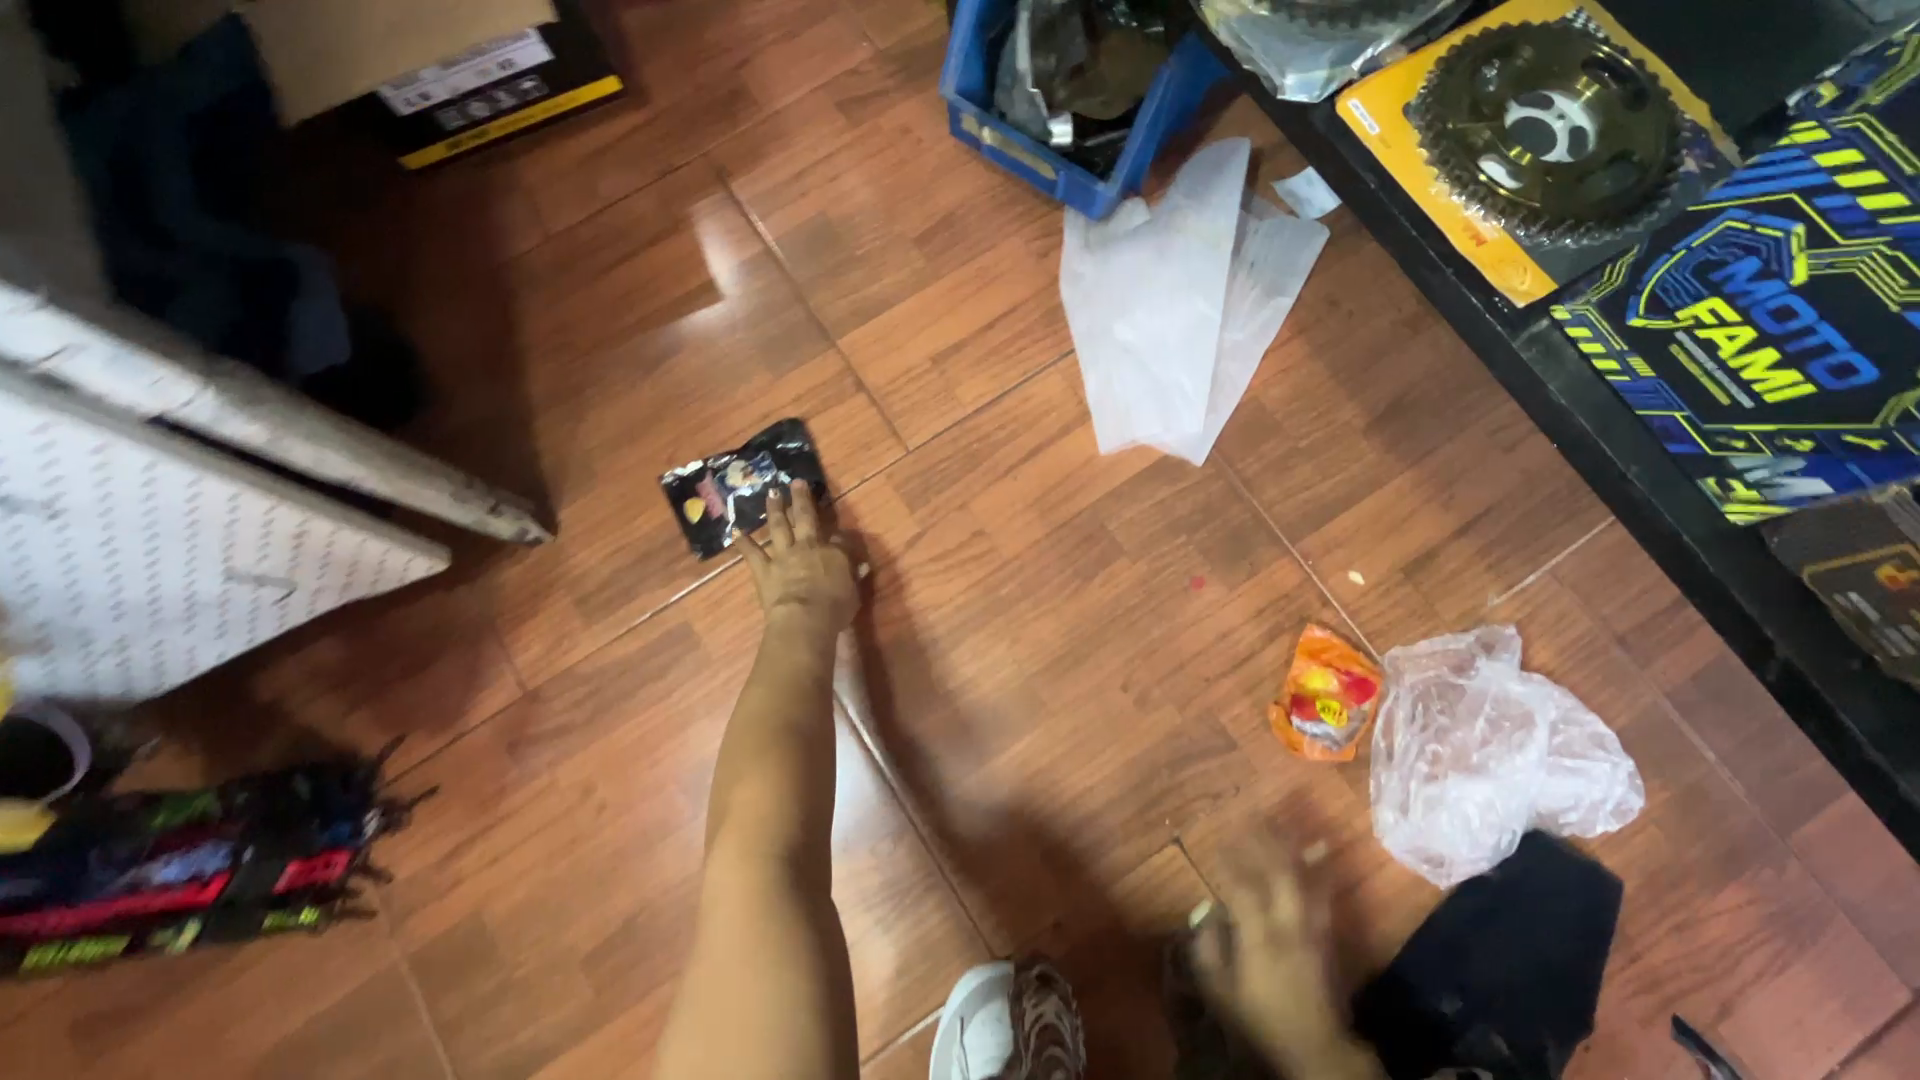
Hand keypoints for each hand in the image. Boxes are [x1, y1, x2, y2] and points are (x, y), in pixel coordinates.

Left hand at [734, 480, 860, 632]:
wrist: (804, 619)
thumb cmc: (835, 609)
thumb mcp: (854, 594)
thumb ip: (854, 577)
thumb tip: (862, 566)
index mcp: (833, 553)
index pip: (840, 539)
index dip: (841, 536)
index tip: (842, 535)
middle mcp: (807, 547)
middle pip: (805, 517)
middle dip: (802, 499)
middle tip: (796, 481)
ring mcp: (783, 556)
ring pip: (779, 527)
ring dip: (775, 509)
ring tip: (772, 493)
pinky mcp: (764, 570)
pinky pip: (752, 553)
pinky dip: (743, 542)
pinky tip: (736, 531)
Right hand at [1191, 837, 1380, 1078]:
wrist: (1315, 1045)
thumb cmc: (1261, 1017)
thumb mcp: (1221, 990)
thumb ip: (1209, 948)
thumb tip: (1207, 911)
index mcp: (1259, 936)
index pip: (1242, 886)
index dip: (1229, 861)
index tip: (1217, 839)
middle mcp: (1289, 924)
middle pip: (1278, 871)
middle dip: (1263, 840)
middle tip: (1251, 813)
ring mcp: (1314, 926)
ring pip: (1305, 876)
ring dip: (1293, 845)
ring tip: (1284, 818)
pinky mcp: (1329, 933)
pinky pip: (1323, 890)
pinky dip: (1319, 865)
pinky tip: (1318, 848)